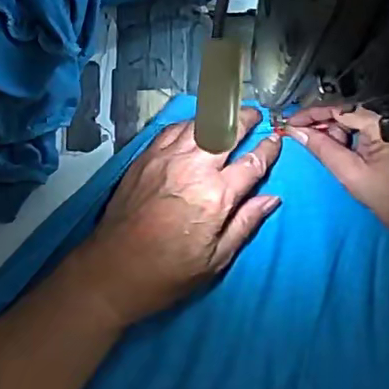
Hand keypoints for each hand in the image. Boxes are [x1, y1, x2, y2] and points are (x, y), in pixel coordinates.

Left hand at [54, 107, 283, 328]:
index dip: (268, 149)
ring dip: (218, 118)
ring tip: (229, 117)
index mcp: (216, 196)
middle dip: (245, 119)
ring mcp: (166, 159)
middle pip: (226, 132)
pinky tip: (195, 129)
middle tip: (255, 115)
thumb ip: (245, 224)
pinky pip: (172, 130)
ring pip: (199, 125)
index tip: (276, 141)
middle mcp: (193, 168)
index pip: (252, 163)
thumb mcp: (215, 259)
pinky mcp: (145, 158)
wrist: (112, 269)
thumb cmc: (167, 273)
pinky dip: (189, 125)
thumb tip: (271, 199)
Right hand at [285, 96, 388, 248]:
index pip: (339, 108)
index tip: (288, 123)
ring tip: (330, 146)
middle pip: (352, 106)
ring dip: (344, 126)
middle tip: (307, 138)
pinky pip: (381, 116)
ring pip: (365, 111)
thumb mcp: (353, 176)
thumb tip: (295, 131)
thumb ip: (323, 148)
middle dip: (327, 121)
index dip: (310, 115)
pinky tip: (351, 145)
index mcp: (386, 119)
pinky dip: (362, 128)